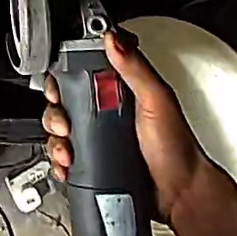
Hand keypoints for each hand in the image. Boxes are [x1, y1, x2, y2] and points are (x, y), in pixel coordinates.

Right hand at [41, 29, 216, 222]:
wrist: (181, 196)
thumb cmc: (177, 149)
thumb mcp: (157, 101)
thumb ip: (135, 69)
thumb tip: (113, 39)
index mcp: (117, 91)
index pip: (77, 75)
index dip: (61, 79)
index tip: (58, 90)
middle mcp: (103, 112)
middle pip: (61, 103)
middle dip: (54, 114)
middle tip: (64, 125)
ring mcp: (95, 137)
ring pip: (58, 130)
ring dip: (55, 140)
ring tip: (67, 150)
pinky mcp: (91, 160)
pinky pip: (62, 156)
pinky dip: (58, 161)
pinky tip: (67, 164)